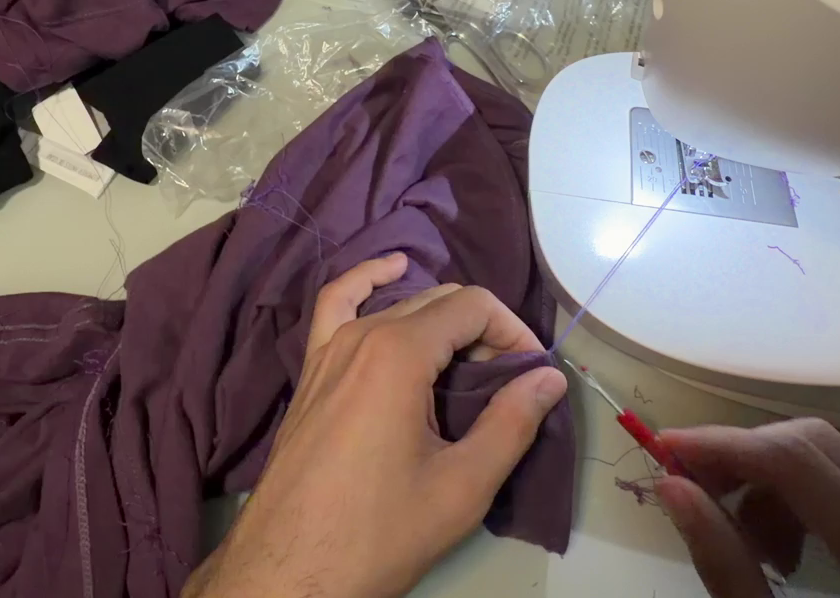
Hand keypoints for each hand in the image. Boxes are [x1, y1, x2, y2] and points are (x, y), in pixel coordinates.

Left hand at [183, 253, 567, 597]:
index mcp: (399, 352)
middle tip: (508, 382)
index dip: (513, 332)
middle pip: (439, 301)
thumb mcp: (461, 486)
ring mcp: (330, 345)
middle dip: (484, 330)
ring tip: (471, 355)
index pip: (472, 306)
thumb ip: (511, 424)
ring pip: (399, 304)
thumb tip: (549, 378)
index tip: (532, 375)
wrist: (290, 568)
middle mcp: (362, 332)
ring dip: (441, 318)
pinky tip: (391, 271)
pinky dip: (367, 279)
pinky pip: (337, 301)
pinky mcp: (313, 364)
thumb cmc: (379, 530)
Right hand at [656, 418, 839, 597]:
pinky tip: (784, 555)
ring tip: (745, 543)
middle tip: (694, 492)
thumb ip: (730, 575)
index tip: (664, 451)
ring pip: (837, 464)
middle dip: (742, 456)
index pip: (798, 464)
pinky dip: (803, 503)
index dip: (721, 445)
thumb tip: (673, 487)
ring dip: (769, 481)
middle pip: (817, 446)